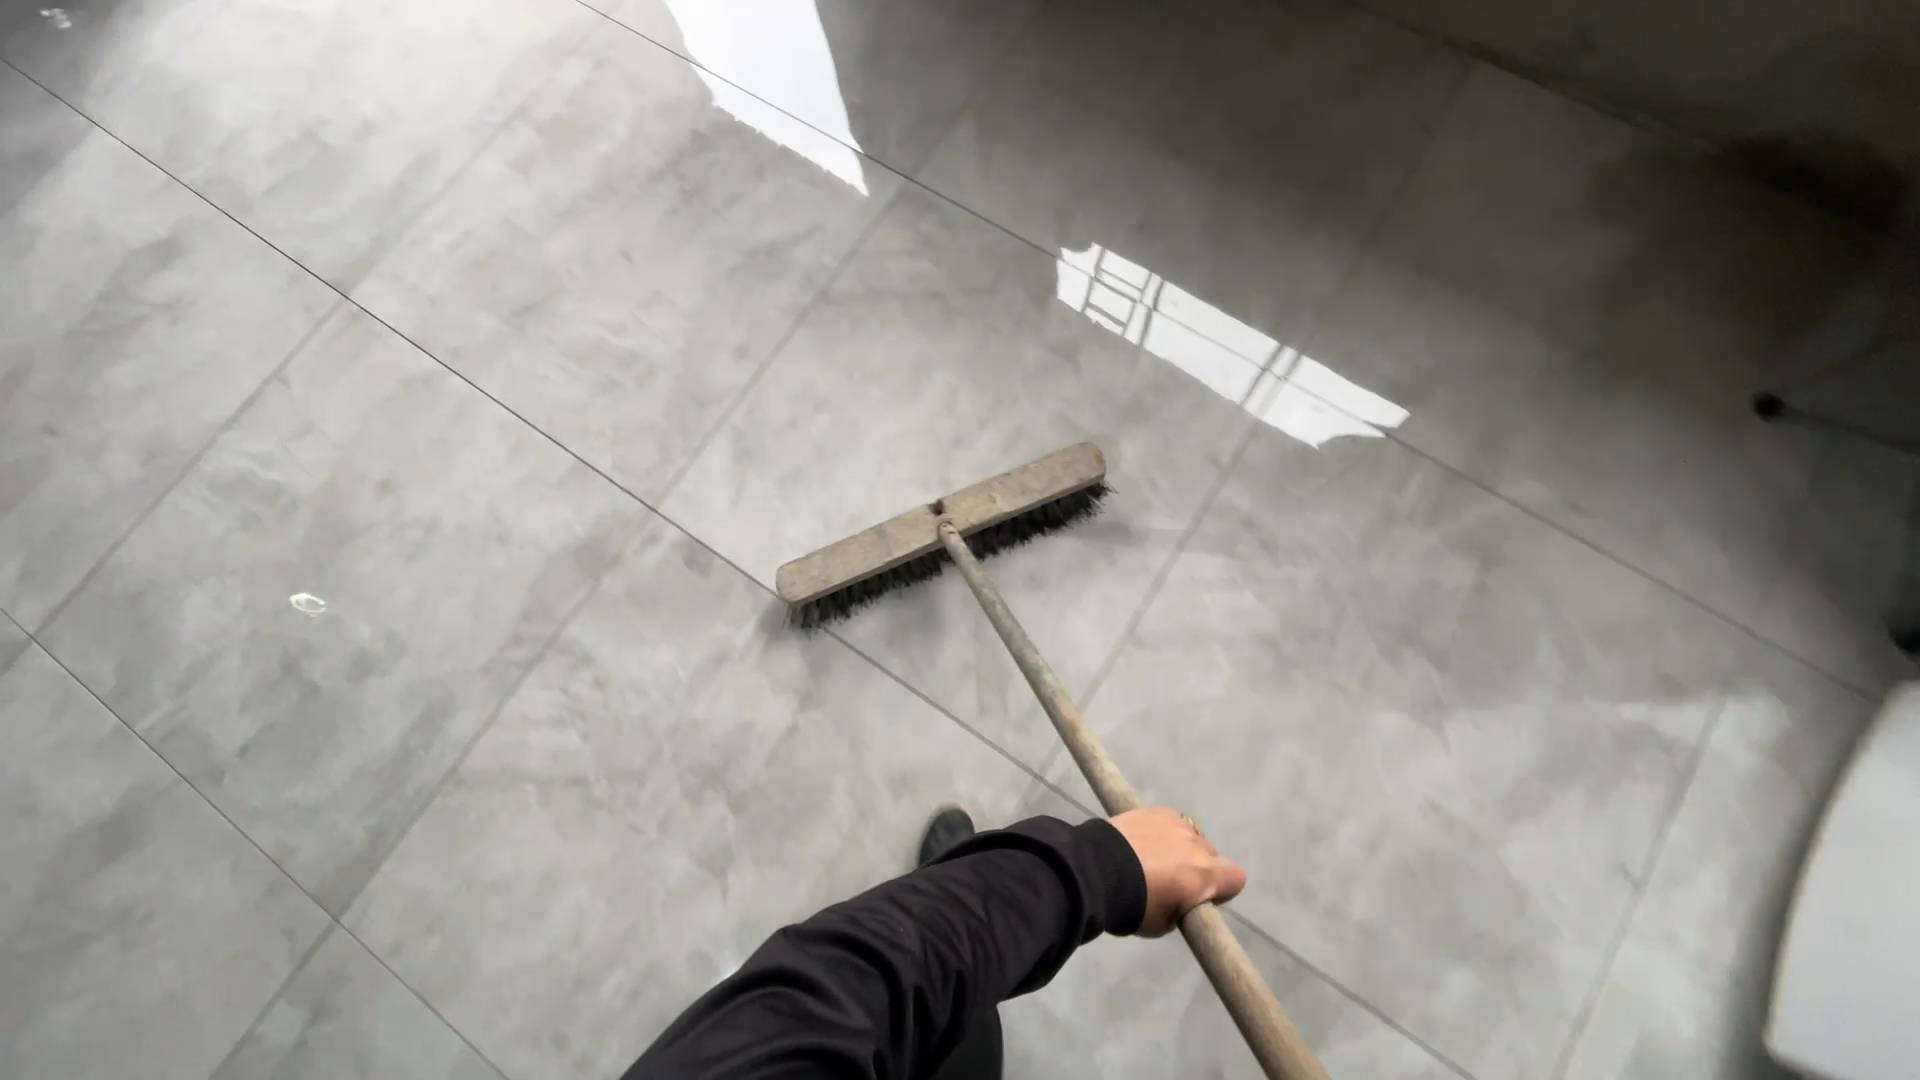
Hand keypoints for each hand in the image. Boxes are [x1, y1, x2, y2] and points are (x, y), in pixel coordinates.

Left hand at [1108, 807, 1247, 936]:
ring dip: (1179, 846)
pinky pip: (1167, 821)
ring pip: (1188, 835)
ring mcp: (1173, 822)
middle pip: (1210, 854)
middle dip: (1198, 866)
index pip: (1235, 878)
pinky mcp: (1152, 810)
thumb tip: (1182, 897)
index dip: (1221, 889)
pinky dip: (1160, 831)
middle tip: (1172, 880)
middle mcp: (1195, 844)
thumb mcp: (1167, 921)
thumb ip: (1185, 906)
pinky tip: (1141, 841)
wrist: (1097, 871)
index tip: (1201, 897)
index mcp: (1205, 874)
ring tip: (1152, 858)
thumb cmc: (1134, 905)